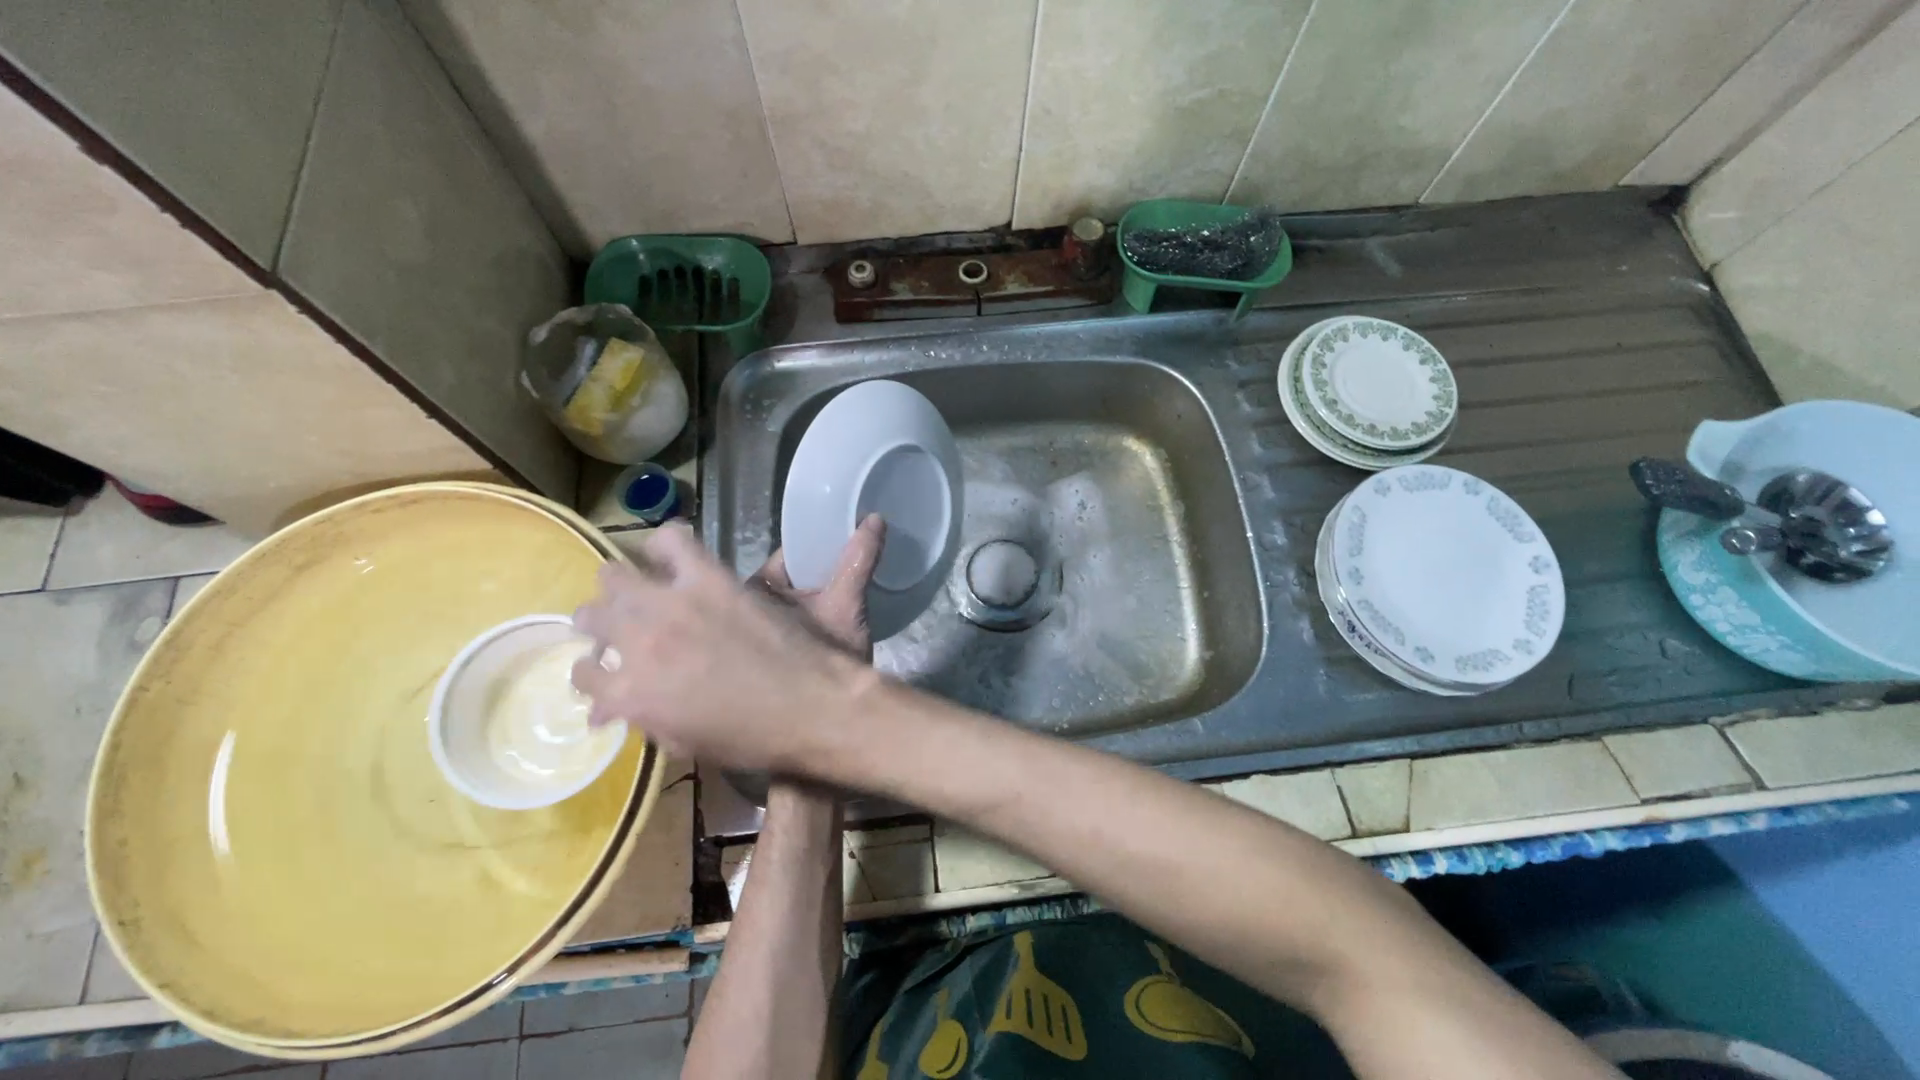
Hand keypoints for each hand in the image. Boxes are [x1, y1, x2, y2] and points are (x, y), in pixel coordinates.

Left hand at [569, 520, 886, 769]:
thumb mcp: (837, 603)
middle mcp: (668, 607)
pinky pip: (590, 685)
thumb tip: (875, 523)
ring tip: (613, 655)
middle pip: (612, 577)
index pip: (666, 540)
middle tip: (633, 613)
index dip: (664, 550)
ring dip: (599, 635)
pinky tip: (612, 703)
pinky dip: (599, 692)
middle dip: (620, 591)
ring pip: (589, 624)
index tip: (664, 564)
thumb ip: (848, 563)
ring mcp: (647, 654)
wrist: (819, 719)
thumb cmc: (828, 661)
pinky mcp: (638, 701)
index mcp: (710, 579)